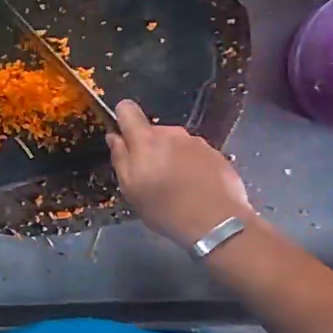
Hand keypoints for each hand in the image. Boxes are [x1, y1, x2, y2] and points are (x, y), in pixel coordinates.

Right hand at [107, 99, 251, 244]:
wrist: (217, 222)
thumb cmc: (165, 207)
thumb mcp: (130, 189)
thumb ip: (120, 158)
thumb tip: (114, 137)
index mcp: (146, 139)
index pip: (127, 109)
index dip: (122, 118)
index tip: (123, 137)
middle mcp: (172, 133)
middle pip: (153, 132)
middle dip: (149, 148)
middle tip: (151, 176)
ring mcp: (198, 143)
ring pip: (175, 144)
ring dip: (171, 157)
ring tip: (176, 185)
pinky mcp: (218, 155)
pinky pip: (196, 154)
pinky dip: (191, 166)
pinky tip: (195, 188)